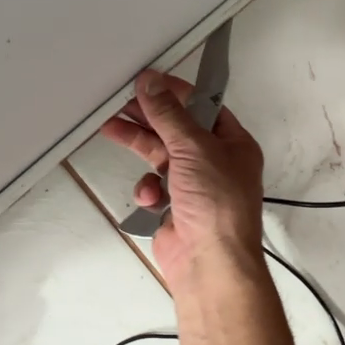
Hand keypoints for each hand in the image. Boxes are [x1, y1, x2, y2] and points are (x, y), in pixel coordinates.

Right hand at [99, 69, 266, 288]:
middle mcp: (216, 163)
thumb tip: (150, 82)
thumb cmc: (216, 204)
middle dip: (149, 118)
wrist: (210, 264)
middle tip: (122, 102)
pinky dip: (147, 190)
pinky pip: (154, 187)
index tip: (148, 81)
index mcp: (233, 144)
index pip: (204, 108)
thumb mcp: (193, 148)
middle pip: (177, 130)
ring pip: (160, 156)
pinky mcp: (174, 208)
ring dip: (140, 145)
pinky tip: (150, 197)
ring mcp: (194, 187)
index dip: (176, 93)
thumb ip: (169, 115)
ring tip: (111, 128)